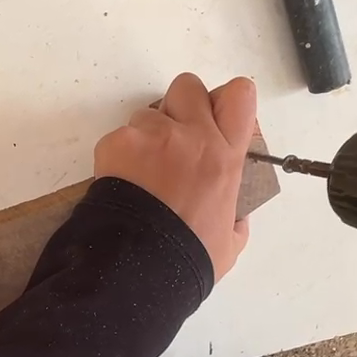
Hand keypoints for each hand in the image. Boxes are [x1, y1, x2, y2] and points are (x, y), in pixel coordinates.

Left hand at [94, 73, 256, 281]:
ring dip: (147, 138)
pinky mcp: (117, 144)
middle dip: (181, 108)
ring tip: (143, 176)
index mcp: (225, 157)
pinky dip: (120, 157)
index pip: (239, 95)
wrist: (138, 269)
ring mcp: (152, 136)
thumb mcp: (230, 242)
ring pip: (148, 115)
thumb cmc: (187, 259)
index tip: (215, 122)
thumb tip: (236, 214)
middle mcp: (191, 136)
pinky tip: (123, 186)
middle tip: (175, 141)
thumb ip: (236, 218)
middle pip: (188, 87)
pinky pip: (120, 138)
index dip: (225, 103)